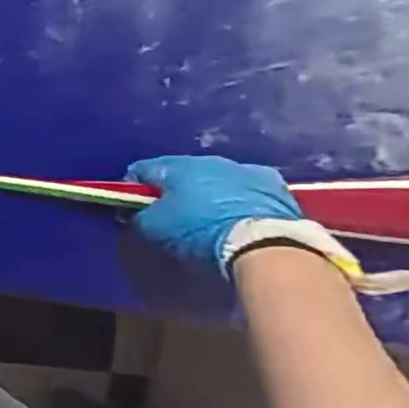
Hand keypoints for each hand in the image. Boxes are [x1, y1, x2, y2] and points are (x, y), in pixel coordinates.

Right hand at [126, 155, 301, 275]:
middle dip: (170, 190)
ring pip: (214, 180)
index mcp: (177, 166)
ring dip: (204, 194)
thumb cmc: (197, 232)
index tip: (131, 209)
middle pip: (179, 173)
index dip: (130, 190)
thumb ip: (137, 214)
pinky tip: (231, 220)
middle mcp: (212, 161)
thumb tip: (135, 210)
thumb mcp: (151, 227)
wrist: (265, 246)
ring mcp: (249, 172)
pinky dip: (233, 202)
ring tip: (202, 219)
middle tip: (166, 214)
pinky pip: (244, 191)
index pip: (140, 170)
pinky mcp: (278, 188)